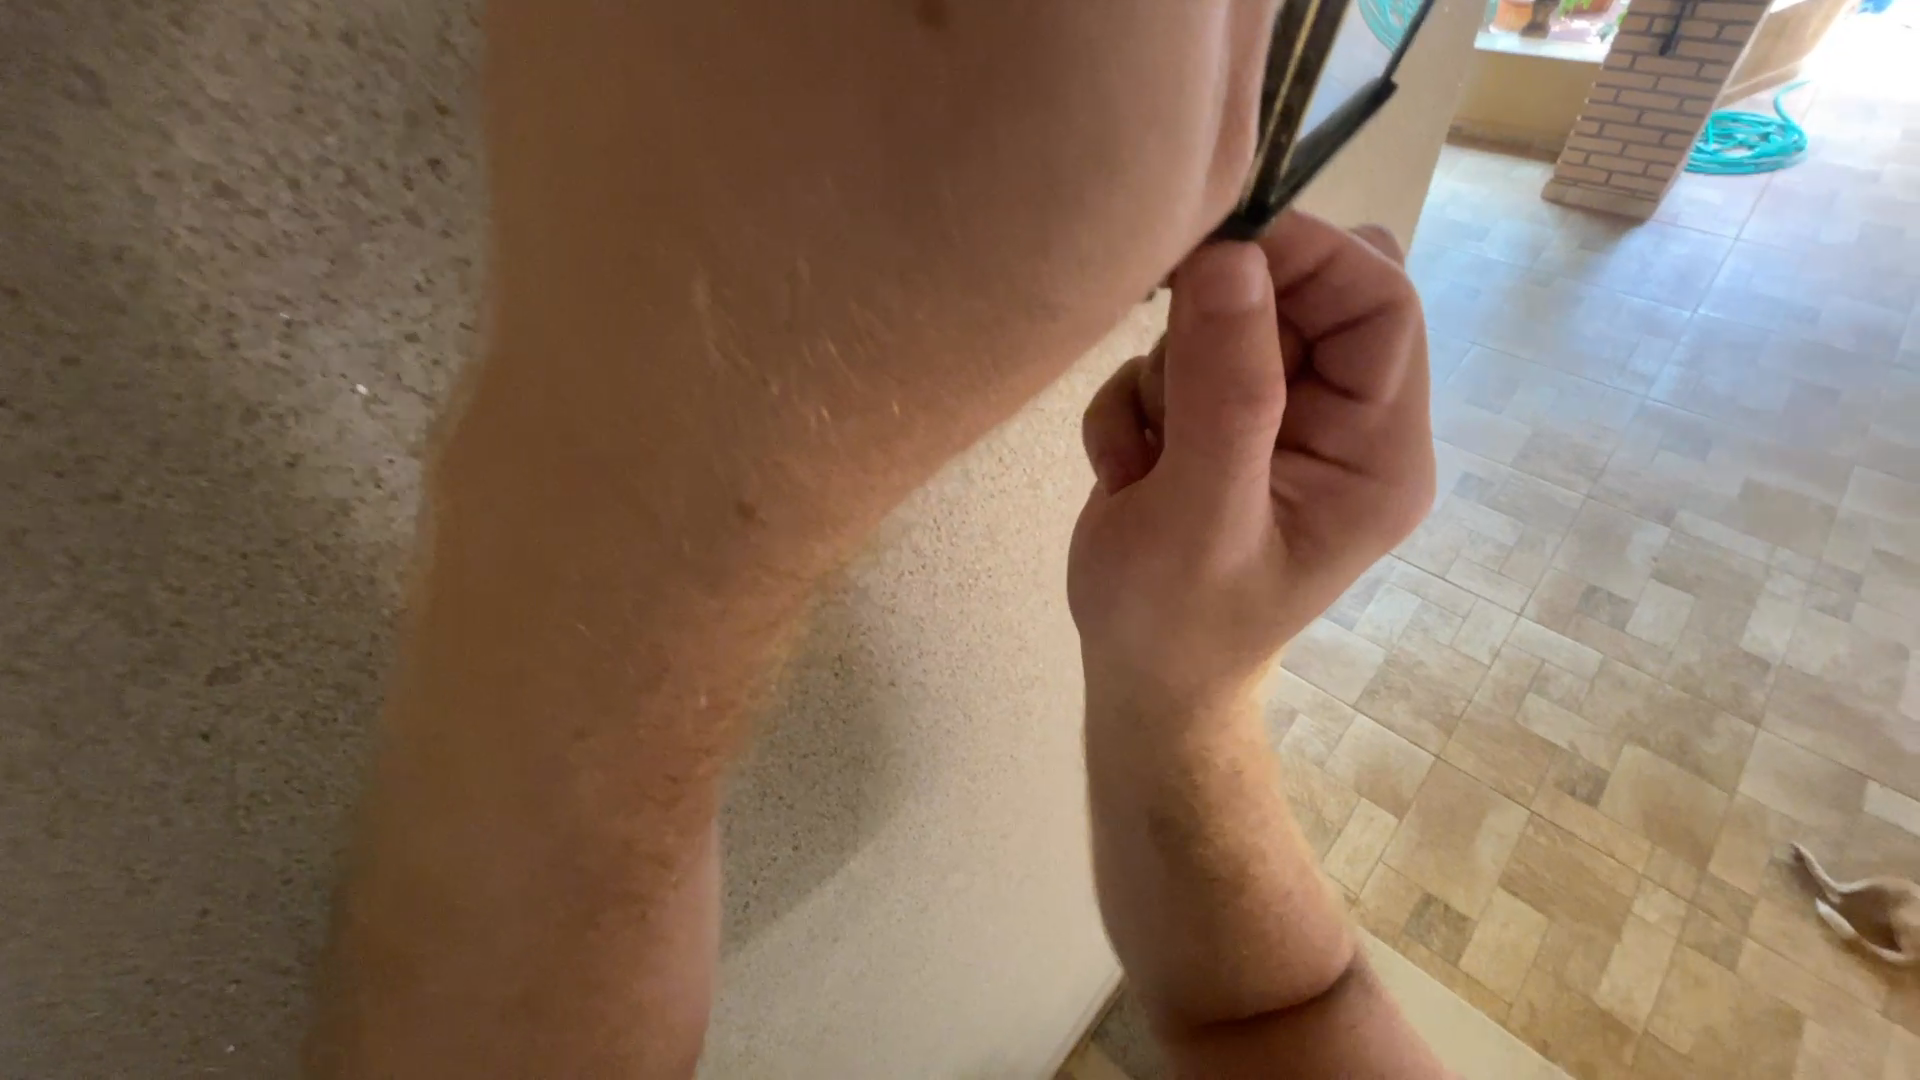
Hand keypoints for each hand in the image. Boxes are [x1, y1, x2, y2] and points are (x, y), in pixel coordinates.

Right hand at [1067, 212, 1435, 711]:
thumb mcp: (1202, 516)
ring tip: (1142, 469)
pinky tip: (1125, 476)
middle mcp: (1337, 426)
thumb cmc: (1176, 621)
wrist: (1136, 674)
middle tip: (1160, 376)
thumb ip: (1223, 393)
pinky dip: (1129, 409)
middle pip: (1293, 303)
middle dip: (1211, 332)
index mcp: (1377, 452)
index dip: (1304, 256)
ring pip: (1216, 330)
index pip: (1378, 304)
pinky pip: (1167, 366)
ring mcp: (1269, 424)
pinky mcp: (1211, 428)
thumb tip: (1230, 256)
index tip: (1210, 243)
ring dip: (1159, 383)